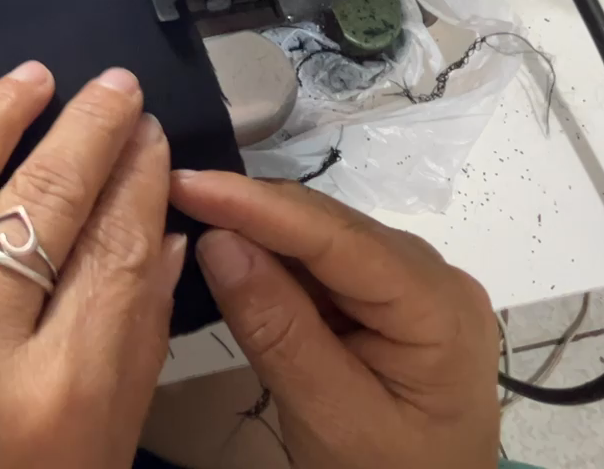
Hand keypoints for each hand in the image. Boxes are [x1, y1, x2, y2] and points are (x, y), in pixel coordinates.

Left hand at [0, 62, 188, 468]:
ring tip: (35, 78)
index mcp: (56, 402)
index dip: (140, 177)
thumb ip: (136, 343)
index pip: (115, 248)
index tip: (151, 136)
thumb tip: (162, 230)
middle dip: (91, 128)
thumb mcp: (94, 457)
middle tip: (115, 86)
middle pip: (44, 197)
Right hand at [170, 173, 500, 468]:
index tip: (183, 183)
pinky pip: (311, 258)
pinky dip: (265, 255)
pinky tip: (226, 248)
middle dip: (244, 208)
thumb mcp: (331, 420)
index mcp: (434, 303)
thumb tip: (216, 239)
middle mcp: (425, 272)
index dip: (252, 203)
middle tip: (169, 194)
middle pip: (321, 224)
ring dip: (249, 227)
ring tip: (186, 212)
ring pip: (310, 234)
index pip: (331, 234)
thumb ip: (277, 329)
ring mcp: (403, 278)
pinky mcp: (377, 292)